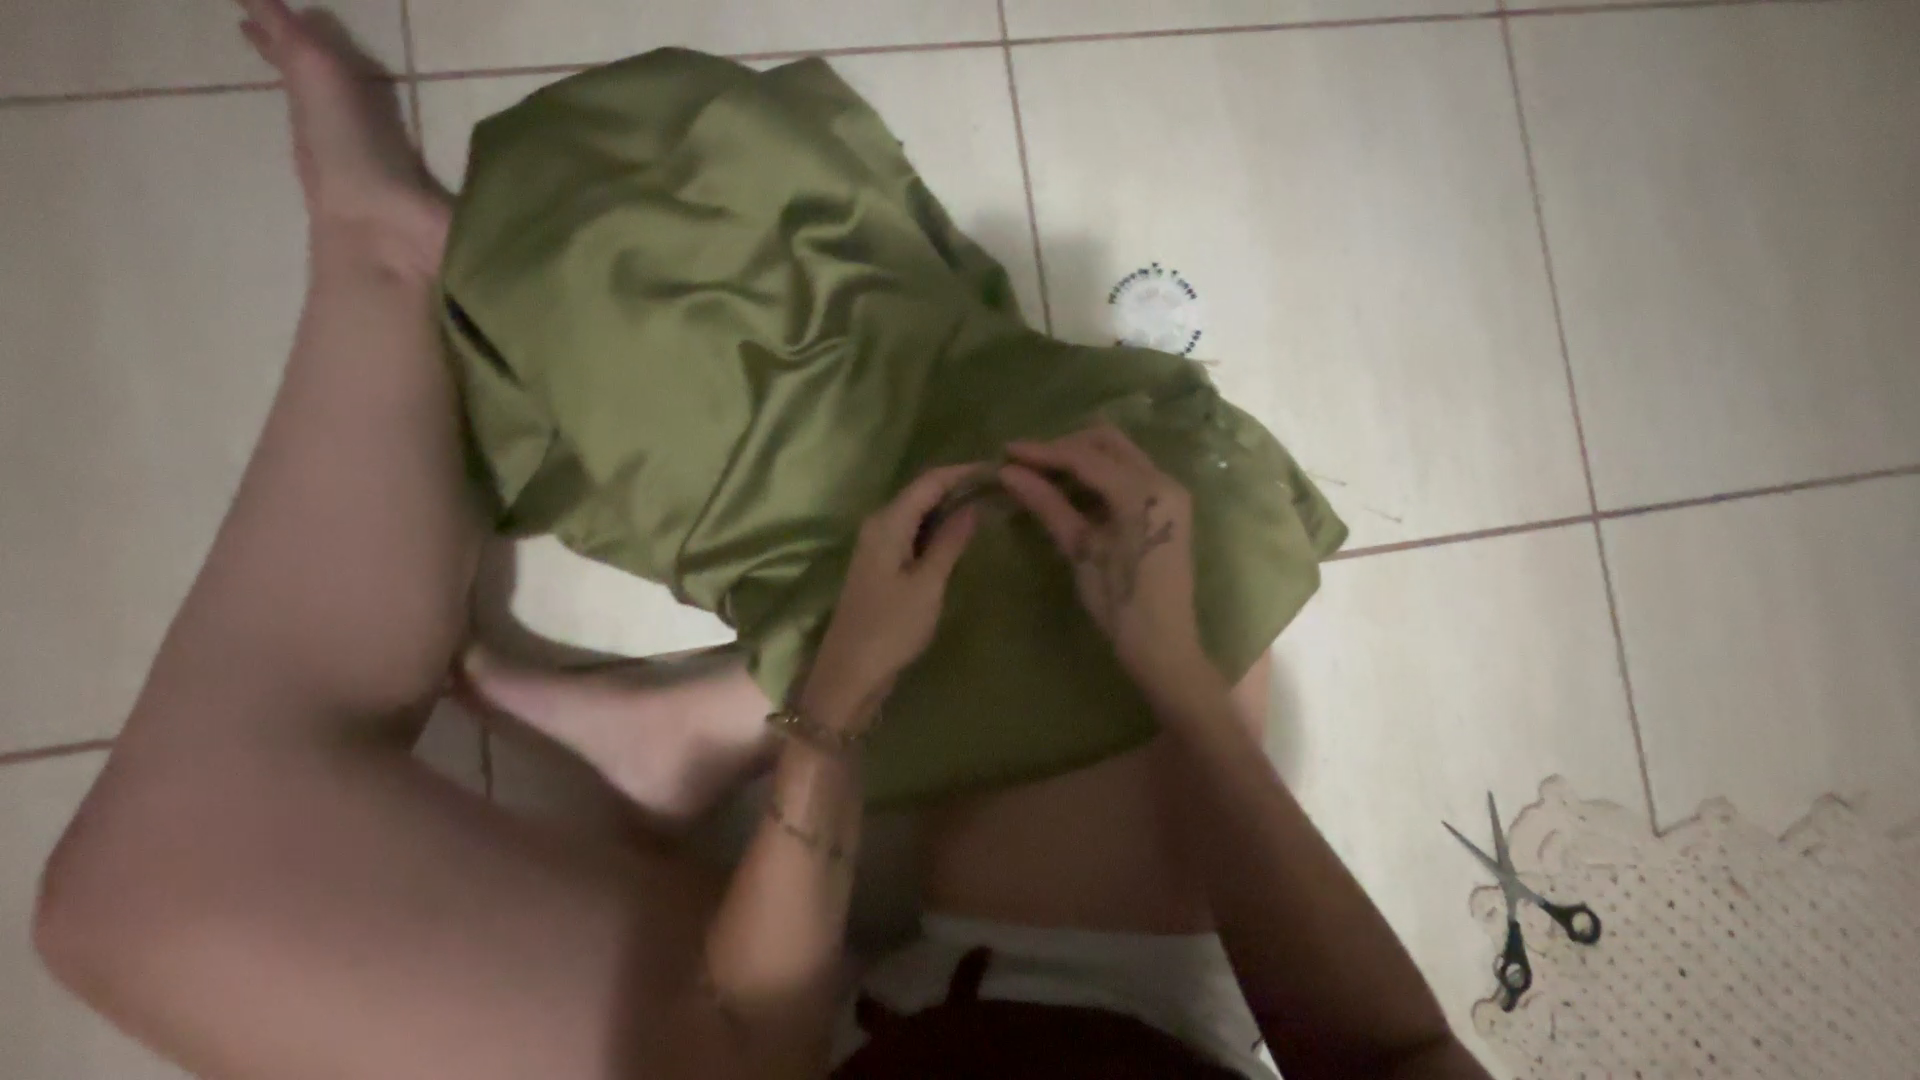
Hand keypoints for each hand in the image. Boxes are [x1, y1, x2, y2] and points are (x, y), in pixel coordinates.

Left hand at [800, 464, 983, 730]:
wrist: (849, 674)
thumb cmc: (891, 628)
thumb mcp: (927, 584)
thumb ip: (949, 541)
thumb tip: (972, 506)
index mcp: (888, 522)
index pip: (930, 481)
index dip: (963, 472)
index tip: (1000, 469)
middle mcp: (878, 524)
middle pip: (922, 493)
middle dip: (959, 487)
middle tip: (1001, 488)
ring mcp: (877, 545)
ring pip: (917, 513)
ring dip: (949, 508)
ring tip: (989, 507)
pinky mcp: (880, 565)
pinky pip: (912, 533)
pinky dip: (936, 530)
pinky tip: (960, 538)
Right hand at [999, 425, 1204, 686]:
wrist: (1162, 643)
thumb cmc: (1119, 602)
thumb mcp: (1080, 549)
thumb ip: (1048, 504)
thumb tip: (1009, 473)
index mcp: (1143, 491)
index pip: (1085, 457)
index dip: (1043, 452)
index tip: (1006, 451)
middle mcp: (1162, 479)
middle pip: (1106, 443)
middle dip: (1064, 447)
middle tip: (1026, 465)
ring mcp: (1169, 491)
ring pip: (1118, 454)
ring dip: (1081, 458)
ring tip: (1042, 476)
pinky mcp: (1167, 505)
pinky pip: (1129, 473)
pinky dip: (1098, 474)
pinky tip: (1071, 490)